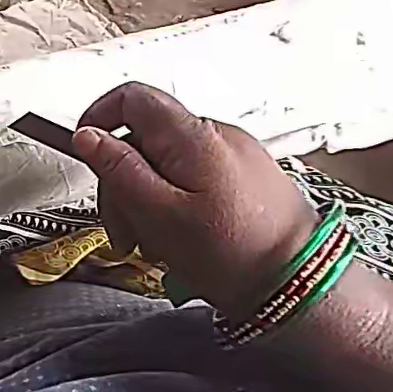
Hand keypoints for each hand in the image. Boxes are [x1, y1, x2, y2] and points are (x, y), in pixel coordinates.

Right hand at [70, 82, 316, 315]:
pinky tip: (175, 235)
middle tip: (121, 226)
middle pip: (143, 137)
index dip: (98, 117)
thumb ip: (117, 168)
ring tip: (149, 240)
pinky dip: (171, 201)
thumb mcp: (157, 213)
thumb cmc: (234, 256)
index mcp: (194, 137)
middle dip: (120, 179)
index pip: (132, 98)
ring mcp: (236, 156)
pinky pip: (191, 176)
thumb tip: (88, 135)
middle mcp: (218, 136)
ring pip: (163, 161)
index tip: (84, 149)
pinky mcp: (246, 177)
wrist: (308, 293)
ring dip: (143, 196)